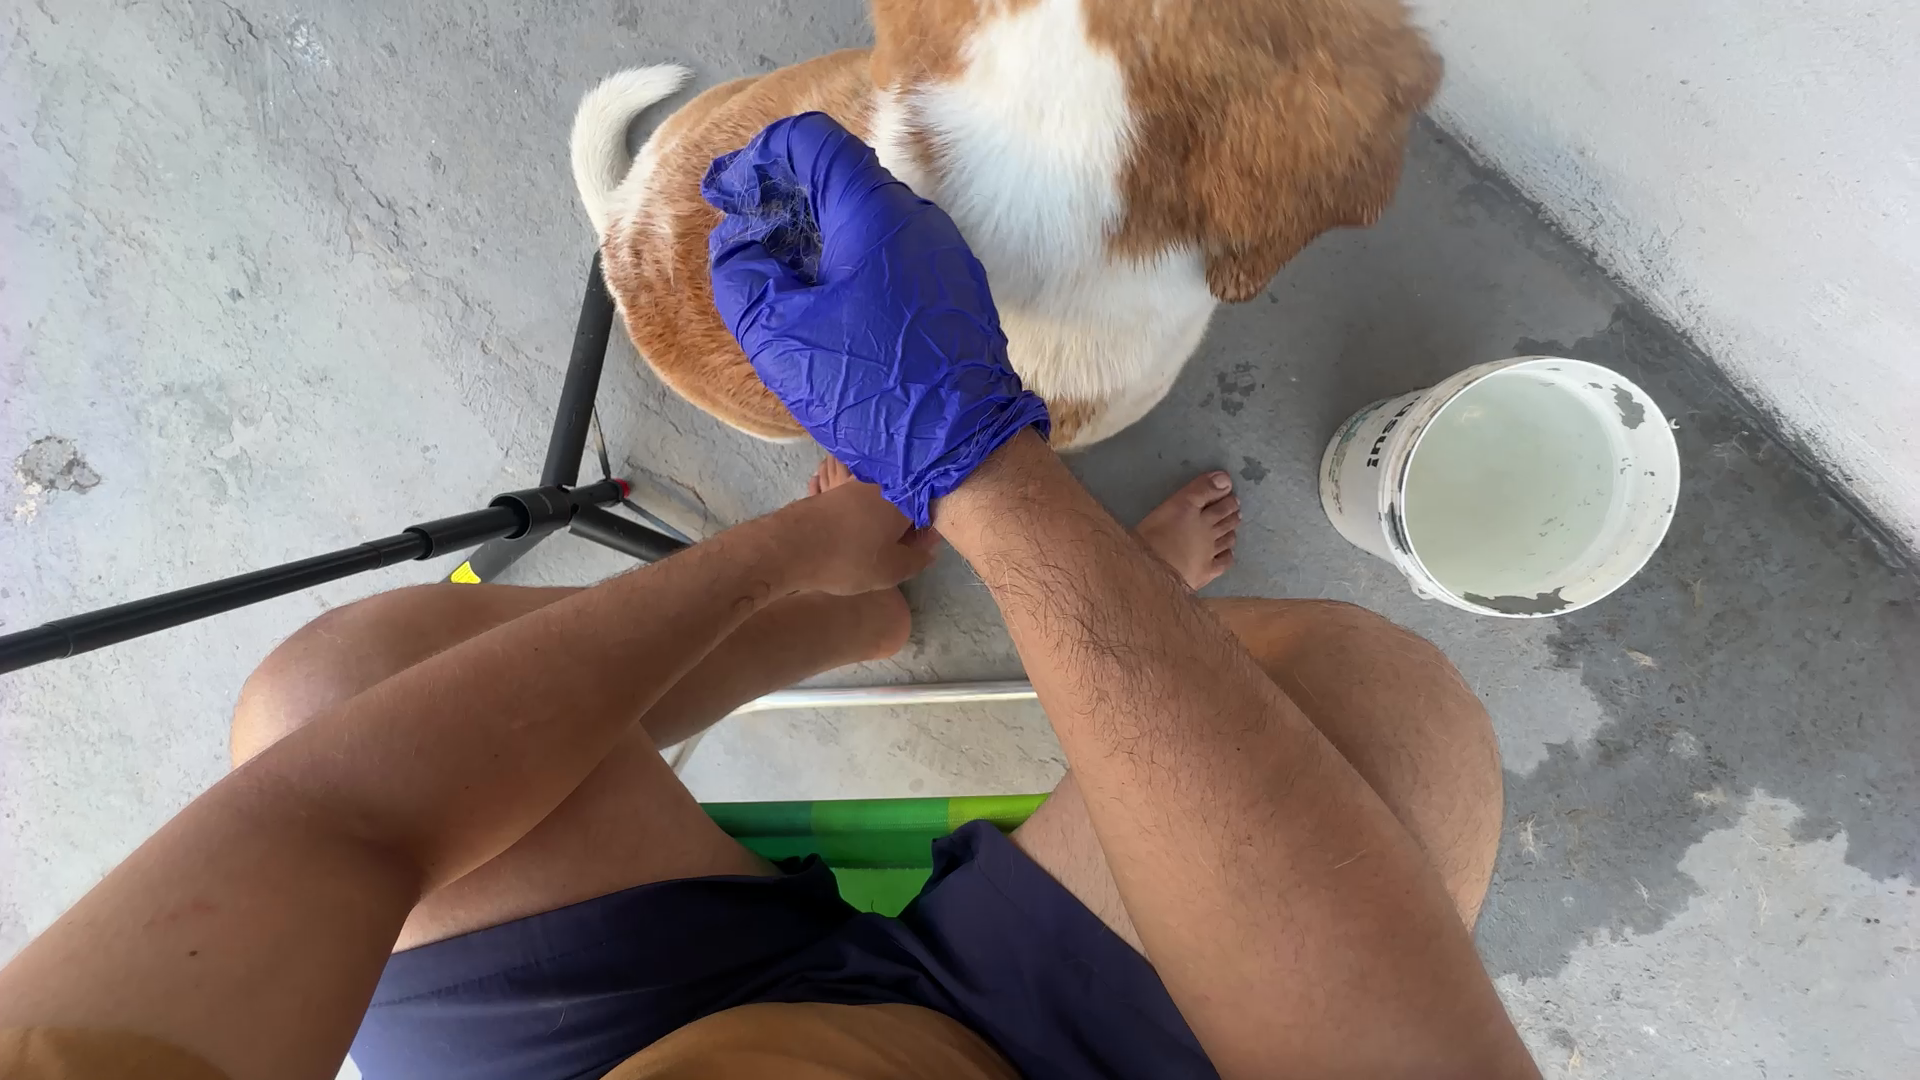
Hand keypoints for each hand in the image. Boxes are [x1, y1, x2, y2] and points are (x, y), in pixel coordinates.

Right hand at [701, 112, 1049, 527]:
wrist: (962, 451)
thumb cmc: (871, 393)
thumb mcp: (779, 336)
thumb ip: (743, 274)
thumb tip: (740, 244)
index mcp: (875, 214)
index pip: (811, 144)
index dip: (758, 159)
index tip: (727, 194)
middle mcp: (920, 222)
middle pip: (842, 180)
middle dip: (786, 201)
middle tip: (749, 240)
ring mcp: (946, 258)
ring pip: (870, 222)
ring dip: (819, 237)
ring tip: (783, 279)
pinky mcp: (955, 293)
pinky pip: (896, 258)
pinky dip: (855, 264)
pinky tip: (831, 306)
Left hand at [773, 477, 938, 596]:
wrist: (792, 545)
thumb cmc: (850, 558)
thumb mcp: (892, 570)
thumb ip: (917, 559)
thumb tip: (928, 550)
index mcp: (902, 499)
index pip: (926, 511)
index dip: (924, 533)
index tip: (917, 551)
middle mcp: (880, 484)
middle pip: (900, 503)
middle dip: (901, 525)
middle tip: (894, 552)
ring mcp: (851, 484)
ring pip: (875, 502)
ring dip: (877, 522)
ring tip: (869, 547)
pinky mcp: (830, 491)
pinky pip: (852, 503)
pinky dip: (856, 518)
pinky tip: (849, 536)